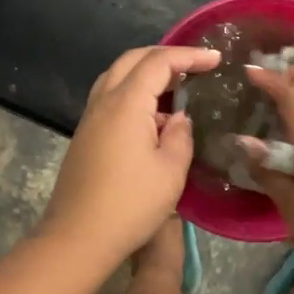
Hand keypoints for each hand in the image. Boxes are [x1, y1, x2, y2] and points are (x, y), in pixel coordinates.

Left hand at [40, 45, 221, 265]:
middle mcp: (104, 102)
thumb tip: (179, 118)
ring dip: (146, 72)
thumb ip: (180, 136)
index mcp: (126, 103)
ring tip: (176, 85)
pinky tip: (153, 116)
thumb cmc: (130, 204)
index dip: (189, 55)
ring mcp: (90, 119)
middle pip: (132, 60)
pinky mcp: (85, 136)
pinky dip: (134, 92)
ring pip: (117, 77)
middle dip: (165, 56)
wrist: (77, 238)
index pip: (159, 62)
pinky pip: (110, 98)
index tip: (216, 59)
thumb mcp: (170, 171)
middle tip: (195, 65)